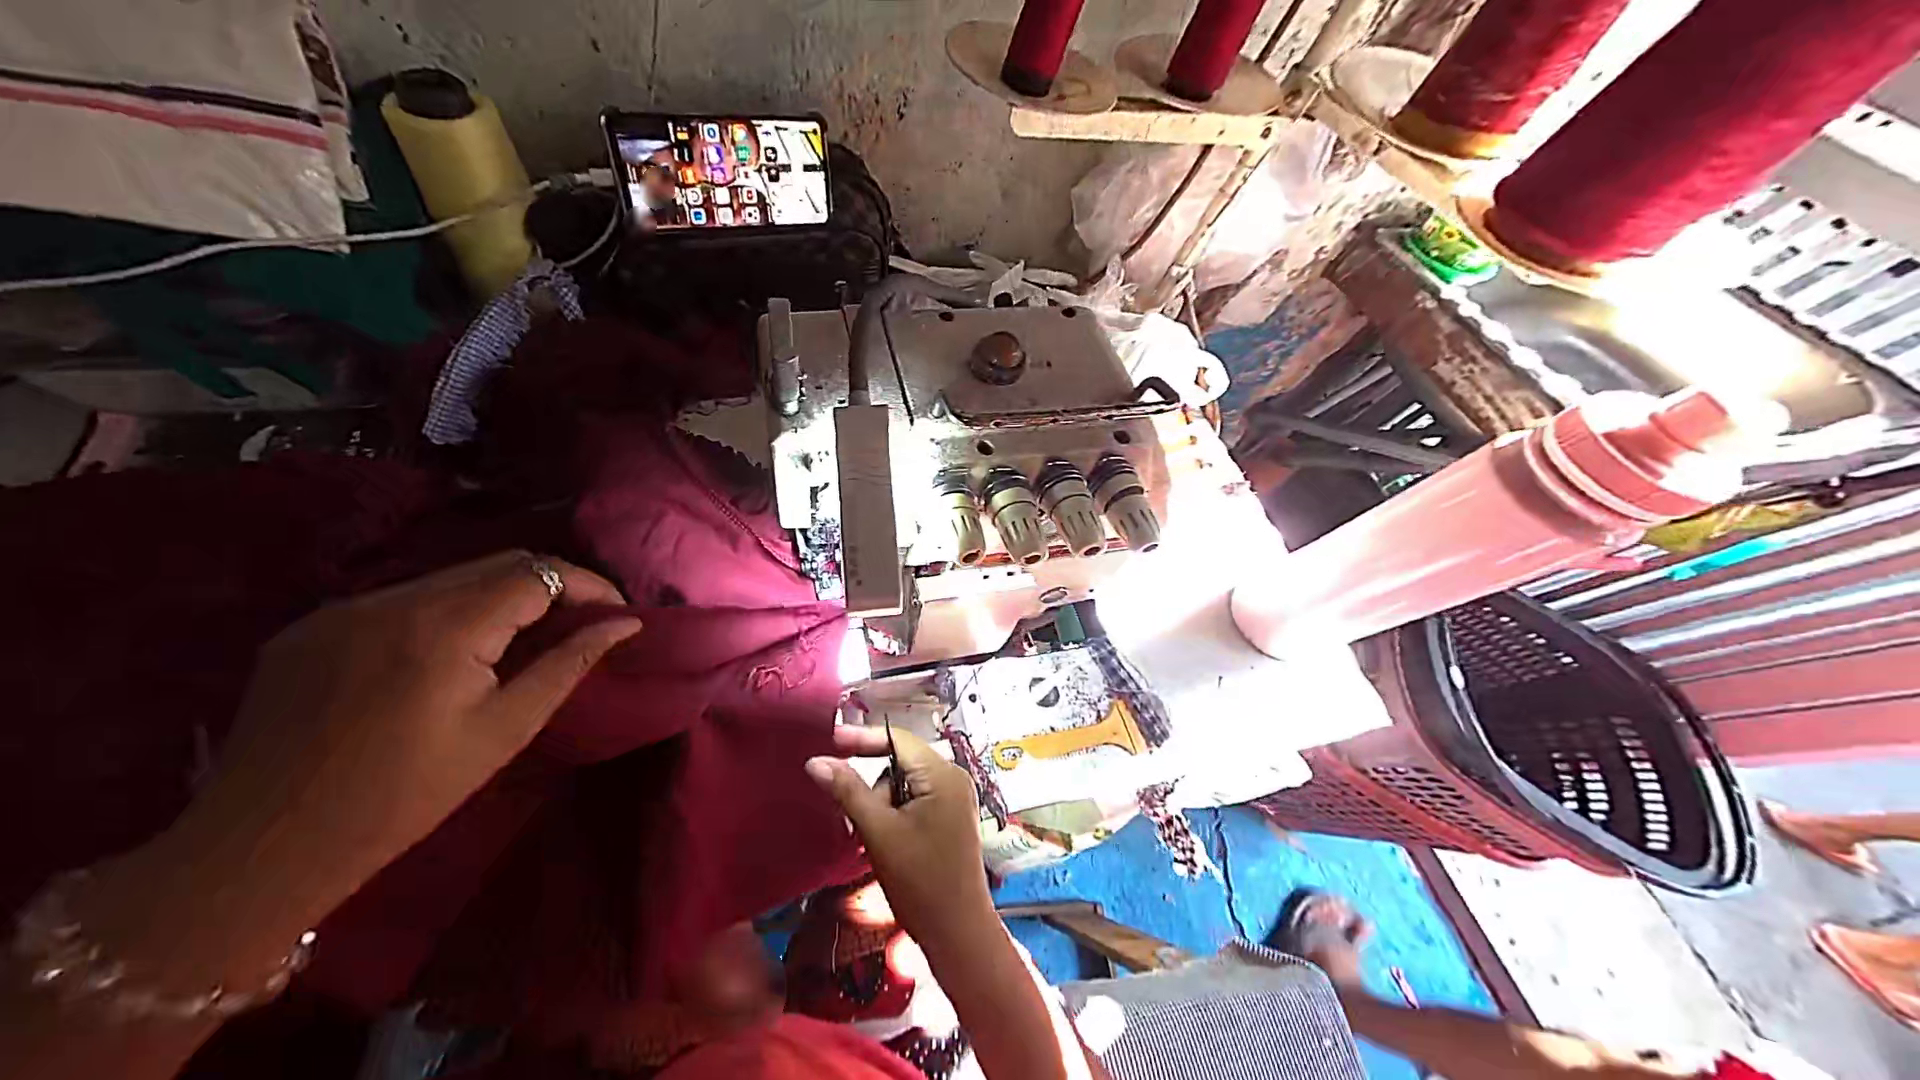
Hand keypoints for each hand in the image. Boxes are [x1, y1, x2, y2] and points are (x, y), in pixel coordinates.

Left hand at [89, 552, 641, 988]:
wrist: (260, 849)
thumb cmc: (404, 797)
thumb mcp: (504, 731)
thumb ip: (567, 665)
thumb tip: (625, 623)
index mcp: (444, 628)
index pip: (539, 573)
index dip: (588, 584)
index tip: (617, 611)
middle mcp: (392, 599)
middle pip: (498, 562)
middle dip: (552, 584)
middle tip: (581, 622)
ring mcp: (344, 607)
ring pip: (450, 576)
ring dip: (500, 595)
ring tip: (523, 636)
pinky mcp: (312, 624)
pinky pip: (402, 597)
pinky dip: (447, 610)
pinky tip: (451, 652)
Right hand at [805, 726, 993, 947]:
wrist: (957, 931)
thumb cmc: (919, 880)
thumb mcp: (878, 832)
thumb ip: (847, 790)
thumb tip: (816, 760)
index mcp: (943, 774)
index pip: (897, 739)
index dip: (862, 739)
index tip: (829, 741)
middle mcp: (955, 778)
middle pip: (902, 760)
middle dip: (873, 784)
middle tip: (856, 817)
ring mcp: (957, 798)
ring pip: (906, 782)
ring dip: (883, 802)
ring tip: (875, 837)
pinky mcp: (953, 816)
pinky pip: (917, 798)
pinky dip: (896, 812)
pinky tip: (887, 838)